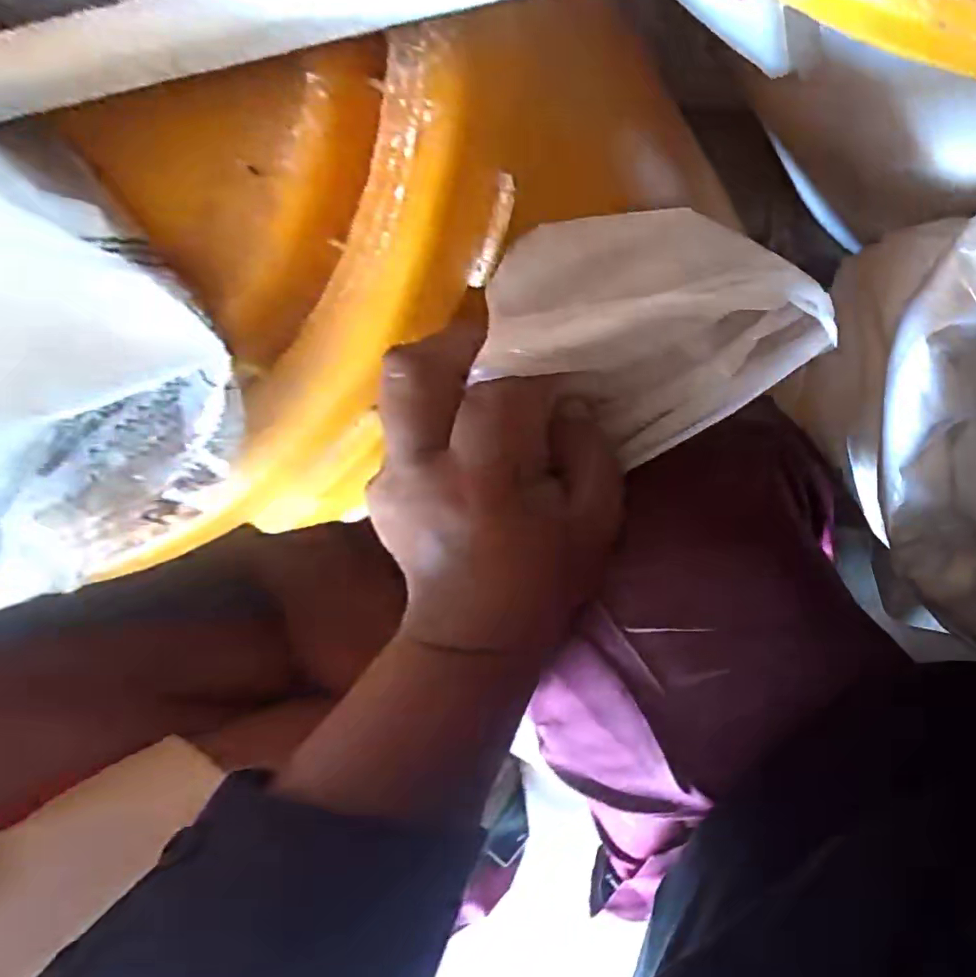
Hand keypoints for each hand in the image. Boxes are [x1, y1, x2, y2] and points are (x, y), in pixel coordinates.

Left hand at [368, 305, 623, 658]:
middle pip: (415, 368)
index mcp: (484, 480)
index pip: (498, 392)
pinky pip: (401, 423)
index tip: (559, 364)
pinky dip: (434, 409)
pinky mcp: (378, 487)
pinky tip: (465, 431)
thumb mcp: (597, 523)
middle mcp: (423, 468)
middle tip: (501, 342)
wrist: (472, 636)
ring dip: (441, 368)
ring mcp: (390, 477)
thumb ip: (592, 455)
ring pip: (396, 388)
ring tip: (481, 375)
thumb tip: (570, 404)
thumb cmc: (546, 581)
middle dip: (461, 340)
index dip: (532, 367)